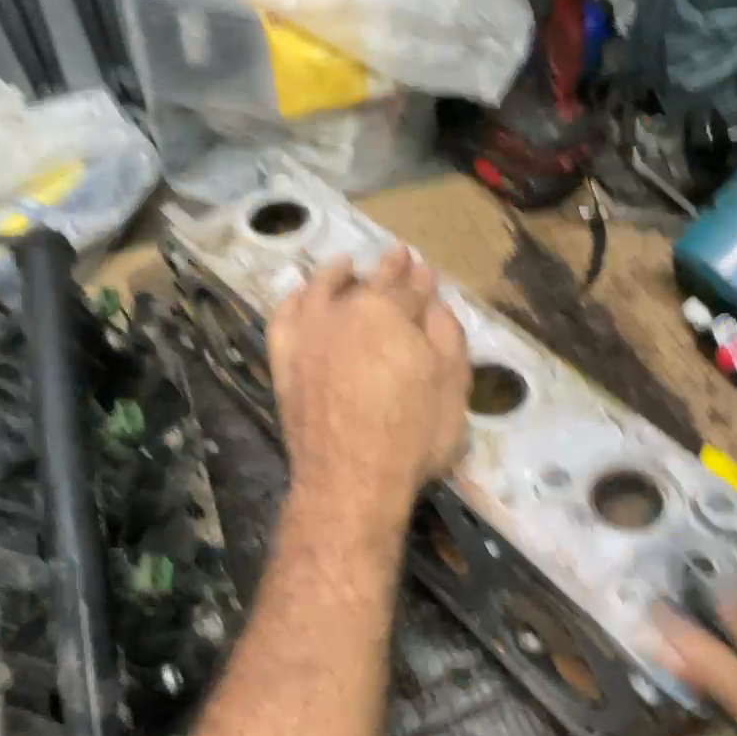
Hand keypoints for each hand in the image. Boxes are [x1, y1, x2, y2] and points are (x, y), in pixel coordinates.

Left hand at [268, 246, 469, 516]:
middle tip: (398, 255)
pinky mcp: (284, 359)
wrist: (350, 480)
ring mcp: (309, 333)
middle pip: (370, 282)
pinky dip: (295, 299)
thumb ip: (447, 337)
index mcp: (391, 313)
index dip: (422, 280)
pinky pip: (284, 315)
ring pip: (322, 288)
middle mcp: (346, 311)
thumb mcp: (452, 388)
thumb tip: (435, 304)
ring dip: (337, 273)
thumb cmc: (412, 437)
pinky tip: (301, 295)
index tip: (426, 270)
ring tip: (345, 265)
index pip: (412, 288)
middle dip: (389, 267)